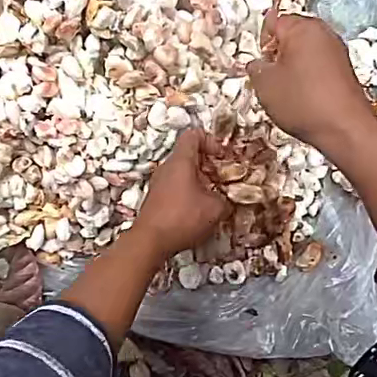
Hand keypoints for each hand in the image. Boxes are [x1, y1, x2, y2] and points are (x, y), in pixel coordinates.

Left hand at [130, 129, 231, 258]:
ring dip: (200, 180)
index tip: (222, 157)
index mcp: (180, 161)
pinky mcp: (156, 198)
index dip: (211, 141)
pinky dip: (190, 192)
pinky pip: (176, 186)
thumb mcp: (215, 208)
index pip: (193, 135)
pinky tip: (199, 209)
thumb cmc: (183, 218)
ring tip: (213, 196)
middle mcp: (167, 167)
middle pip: (189, 154)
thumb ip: (226, 199)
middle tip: (222, 179)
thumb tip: (227, 201)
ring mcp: (159, 183)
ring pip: (183, 172)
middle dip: (209, 164)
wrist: (150, 241)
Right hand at [246, 13, 376, 150]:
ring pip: (306, 54)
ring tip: (288, 93)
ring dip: (294, 70)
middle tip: (270, 79)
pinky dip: (310, 80)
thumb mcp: (265, 85)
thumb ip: (255, 68)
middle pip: (291, 37)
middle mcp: (324, 34)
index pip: (273, 22)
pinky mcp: (346, 72)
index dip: (262, 44)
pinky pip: (320, 69)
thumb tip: (257, 65)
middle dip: (278, 56)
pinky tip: (305, 100)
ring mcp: (338, 52)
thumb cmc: (305, 102)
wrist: (345, 129)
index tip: (259, 62)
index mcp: (302, 28)